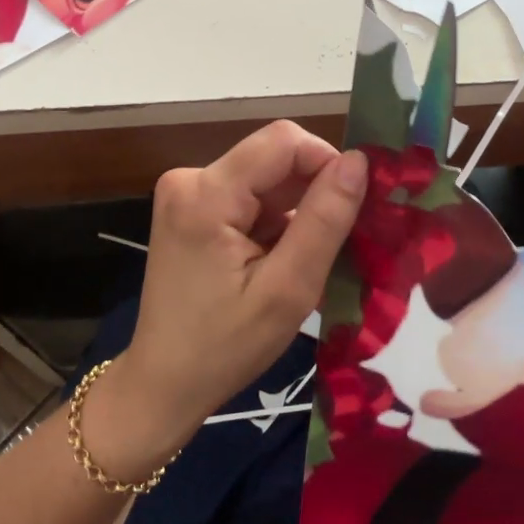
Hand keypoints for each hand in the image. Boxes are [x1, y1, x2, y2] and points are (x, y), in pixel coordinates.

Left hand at [92, 122, 366, 471]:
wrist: (165, 383)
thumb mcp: (287, 288)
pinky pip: (248, 199)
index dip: (327, 163)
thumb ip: (325, 220)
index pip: (284, 140)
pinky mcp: (190, 211)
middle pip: (273, 160)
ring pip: (265, 181)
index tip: (353, 210)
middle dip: (312, 195)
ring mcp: (186, 194)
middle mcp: (189, 179)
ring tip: (302, 265)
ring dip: (294, 214)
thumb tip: (358, 161)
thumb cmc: (225, 346)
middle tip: (335, 248)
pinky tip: (278, 264)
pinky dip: (273, 224)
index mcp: (206, 193)